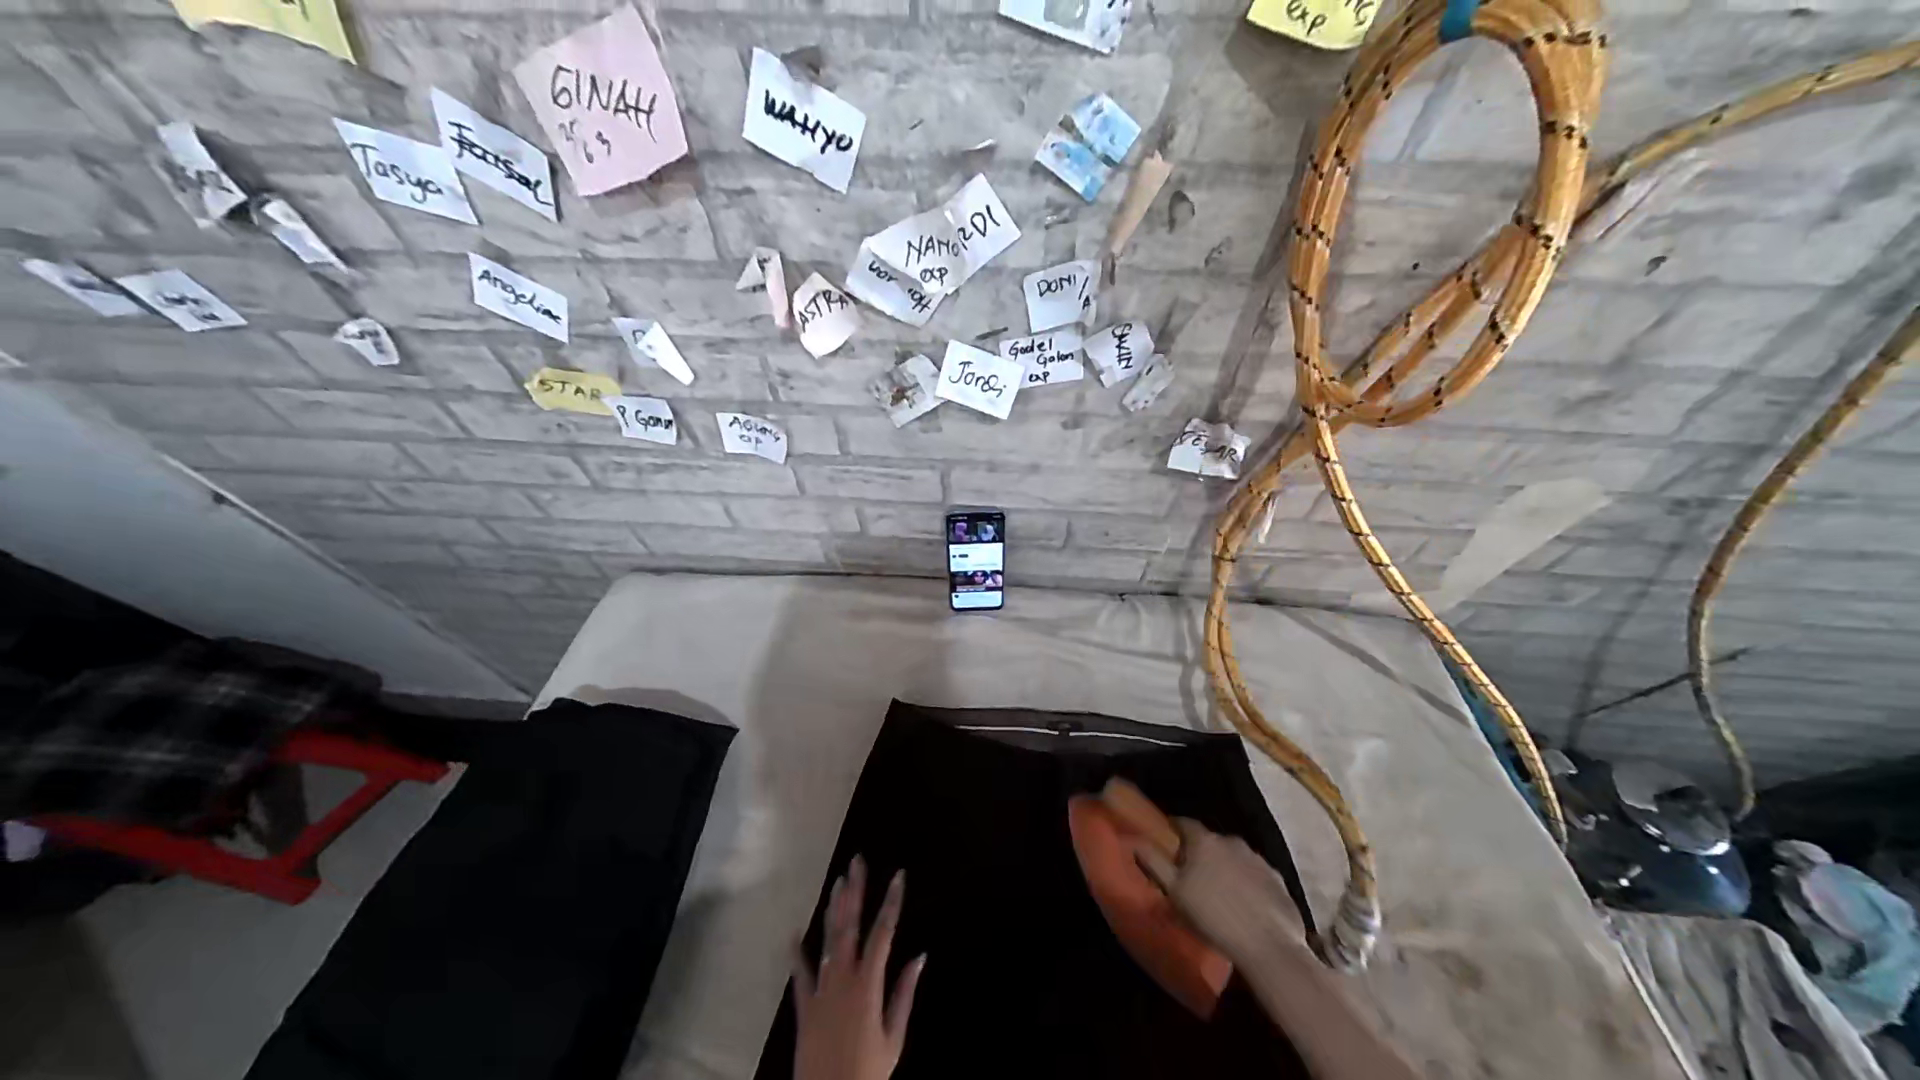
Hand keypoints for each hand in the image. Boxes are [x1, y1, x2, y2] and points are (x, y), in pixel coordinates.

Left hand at [792, 856, 926, 1079]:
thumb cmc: (868, 1073)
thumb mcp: (894, 1038)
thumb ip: (904, 994)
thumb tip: (919, 956)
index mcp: (869, 983)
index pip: (884, 932)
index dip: (892, 901)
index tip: (898, 875)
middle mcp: (843, 978)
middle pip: (850, 925)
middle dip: (856, 891)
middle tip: (857, 862)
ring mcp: (821, 990)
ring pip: (827, 940)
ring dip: (833, 909)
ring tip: (838, 882)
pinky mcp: (804, 1006)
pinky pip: (799, 974)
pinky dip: (796, 952)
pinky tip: (794, 932)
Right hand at [1133, 820, 1314, 969]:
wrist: (1268, 947)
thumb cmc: (1212, 917)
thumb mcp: (1174, 892)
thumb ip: (1154, 862)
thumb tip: (1136, 840)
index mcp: (1204, 841)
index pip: (1183, 823)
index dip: (1173, 830)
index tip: (1166, 842)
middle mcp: (1232, 841)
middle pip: (1210, 841)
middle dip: (1200, 853)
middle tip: (1192, 876)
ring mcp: (1258, 859)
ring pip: (1234, 857)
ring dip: (1225, 868)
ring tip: (1220, 894)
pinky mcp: (1278, 880)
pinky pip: (1255, 874)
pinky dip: (1247, 883)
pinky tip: (1245, 906)